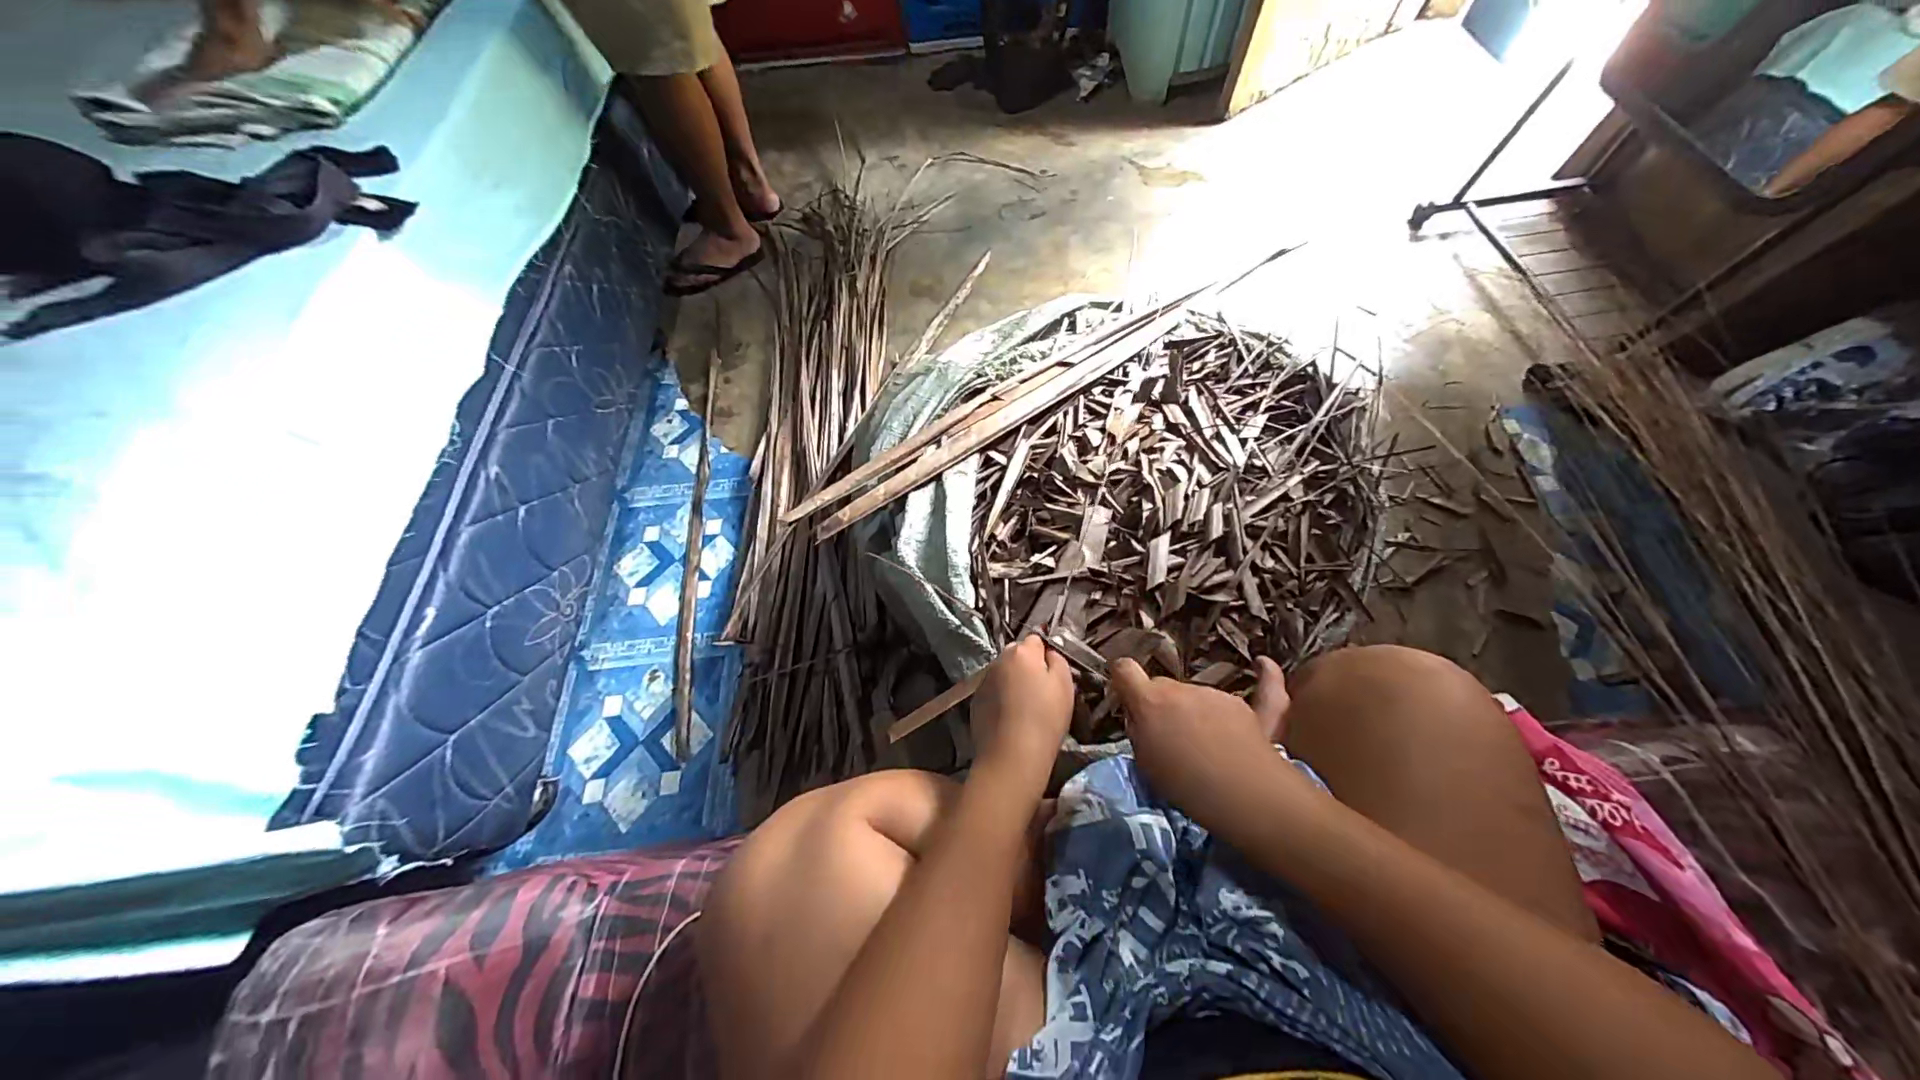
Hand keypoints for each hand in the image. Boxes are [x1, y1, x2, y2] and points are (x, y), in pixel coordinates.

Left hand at [969, 635, 1074, 780]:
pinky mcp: (975, 701)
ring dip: (1012, 681)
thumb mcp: (1064, 685)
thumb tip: (1048, 653)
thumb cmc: (1045, 718)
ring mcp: (984, 681)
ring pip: (1003, 673)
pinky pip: (992, 691)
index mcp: (1022, 652)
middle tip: (1040, 690)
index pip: (1036, 640)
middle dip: (1027, 665)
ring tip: (1024, 706)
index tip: (1052, 674)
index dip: (1045, 655)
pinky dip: (1000, 697)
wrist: (1012, 754)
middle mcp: (998, 660)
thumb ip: (1057, 661)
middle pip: (1016, 655)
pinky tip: (1009, 717)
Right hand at [1111, 656, 1299, 831]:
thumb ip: (1139, 730)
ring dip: (1195, 711)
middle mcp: (1181, 689)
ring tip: (1206, 744)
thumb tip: (1140, 717)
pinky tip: (1263, 663)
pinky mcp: (1247, 707)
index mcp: (1150, 700)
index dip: (1122, 677)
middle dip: (1161, 705)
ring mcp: (1215, 695)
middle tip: (1168, 736)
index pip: (1124, 671)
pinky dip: (1263, 676)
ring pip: (1197, 695)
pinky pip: (1260, 687)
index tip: (1124, 690)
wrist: (1241, 793)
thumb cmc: (1183, 783)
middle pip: (1163, 687)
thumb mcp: (1144, 761)